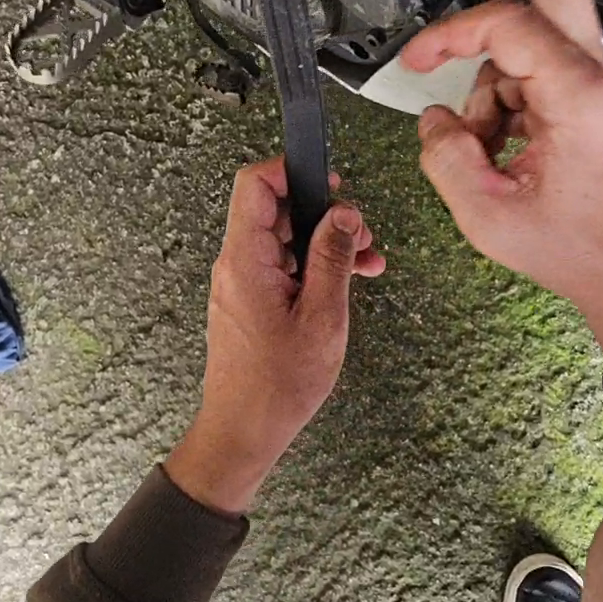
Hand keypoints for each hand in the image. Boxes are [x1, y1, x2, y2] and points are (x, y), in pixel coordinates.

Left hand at [164, 157, 385, 513]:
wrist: (244, 430)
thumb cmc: (278, 385)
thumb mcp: (322, 316)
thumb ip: (332, 258)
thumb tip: (344, 213)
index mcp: (246, 260)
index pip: (254, 185)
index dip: (291, 172)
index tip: (329, 182)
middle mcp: (237, 265)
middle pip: (275, 210)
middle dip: (323, 214)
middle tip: (361, 236)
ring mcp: (242, 283)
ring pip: (284, 240)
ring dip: (325, 244)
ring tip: (366, 262)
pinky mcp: (250, 301)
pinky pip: (281, 267)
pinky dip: (313, 268)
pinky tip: (347, 282)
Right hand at [399, 0, 602, 376]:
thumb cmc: (571, 248)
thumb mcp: (487, 216)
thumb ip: (446, 158)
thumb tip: (435, 118)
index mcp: (579, 97)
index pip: (507, 29)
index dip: (452, 37)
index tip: (416, 63)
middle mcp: (597, 75)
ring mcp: (595, 82)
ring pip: (525, 41)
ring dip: (488, 85)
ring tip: (492, 153)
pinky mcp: (586, 96)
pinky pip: (527, 74)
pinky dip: (500, 102)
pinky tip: (505, 150)